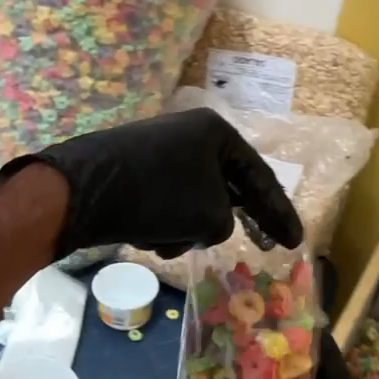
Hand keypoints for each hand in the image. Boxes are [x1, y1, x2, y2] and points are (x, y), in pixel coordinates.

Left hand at [0, 108, 303, 260]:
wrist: (84, 190)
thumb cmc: (157, 195)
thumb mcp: (210, 214)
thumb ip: (225, 221)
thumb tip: (205, 222)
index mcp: (215, 132)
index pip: (259, 177)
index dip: (279, 213)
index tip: (294, 242)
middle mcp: (188, 136)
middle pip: (224, 187)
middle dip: (229, 220)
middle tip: (261, 245)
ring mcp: (158, 152)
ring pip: (190, 202)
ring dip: (186, 228)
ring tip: (168, 240)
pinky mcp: (132, 172)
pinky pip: (162, 205)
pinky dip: (161, 224)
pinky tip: (144, 235)